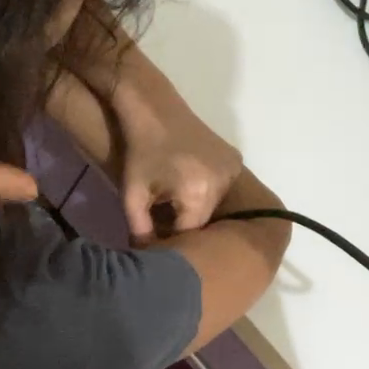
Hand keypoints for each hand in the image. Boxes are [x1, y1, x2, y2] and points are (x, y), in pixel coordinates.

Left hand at [109, 54, 244, 242]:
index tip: (156, 244)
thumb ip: (140, 230)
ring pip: (213, 208)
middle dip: (182, 228)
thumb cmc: (139, 153)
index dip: (171, 242)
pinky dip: (204, 197)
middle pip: (204, 222)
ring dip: (194, 214)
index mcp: (199, 194)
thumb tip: (146, 258)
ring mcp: (233, 169)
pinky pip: (220, 190)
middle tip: (161, 228)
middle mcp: (223, 183)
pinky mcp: (235, 160)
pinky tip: (186, 192)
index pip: (190, 235)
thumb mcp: (132, 196)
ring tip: (172, 210)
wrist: (154, 111)